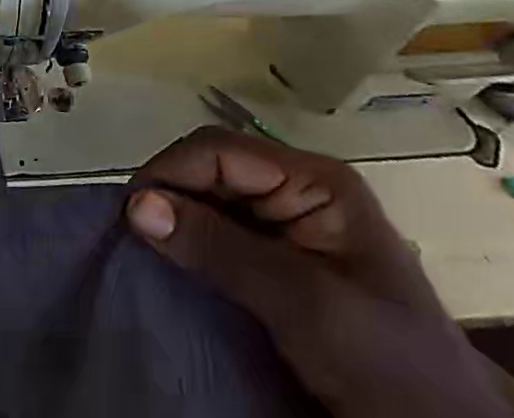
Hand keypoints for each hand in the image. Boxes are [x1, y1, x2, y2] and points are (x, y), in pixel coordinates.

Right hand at [126, 128, 513, 417]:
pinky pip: (221, 241)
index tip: (127, 213)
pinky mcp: (279, 267)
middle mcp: (296, 193)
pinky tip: (167, 267)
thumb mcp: (303, 302)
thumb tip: (136, 204)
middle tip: (127, 235)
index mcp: (314, 180)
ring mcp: (288, 230)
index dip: (171, 171)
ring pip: (212, 205)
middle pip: (214, 172)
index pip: (222, 151)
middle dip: (170, 195)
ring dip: (176, 222)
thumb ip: (220, 248)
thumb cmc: (386, 363)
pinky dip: (190, 249)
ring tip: (137, 250)